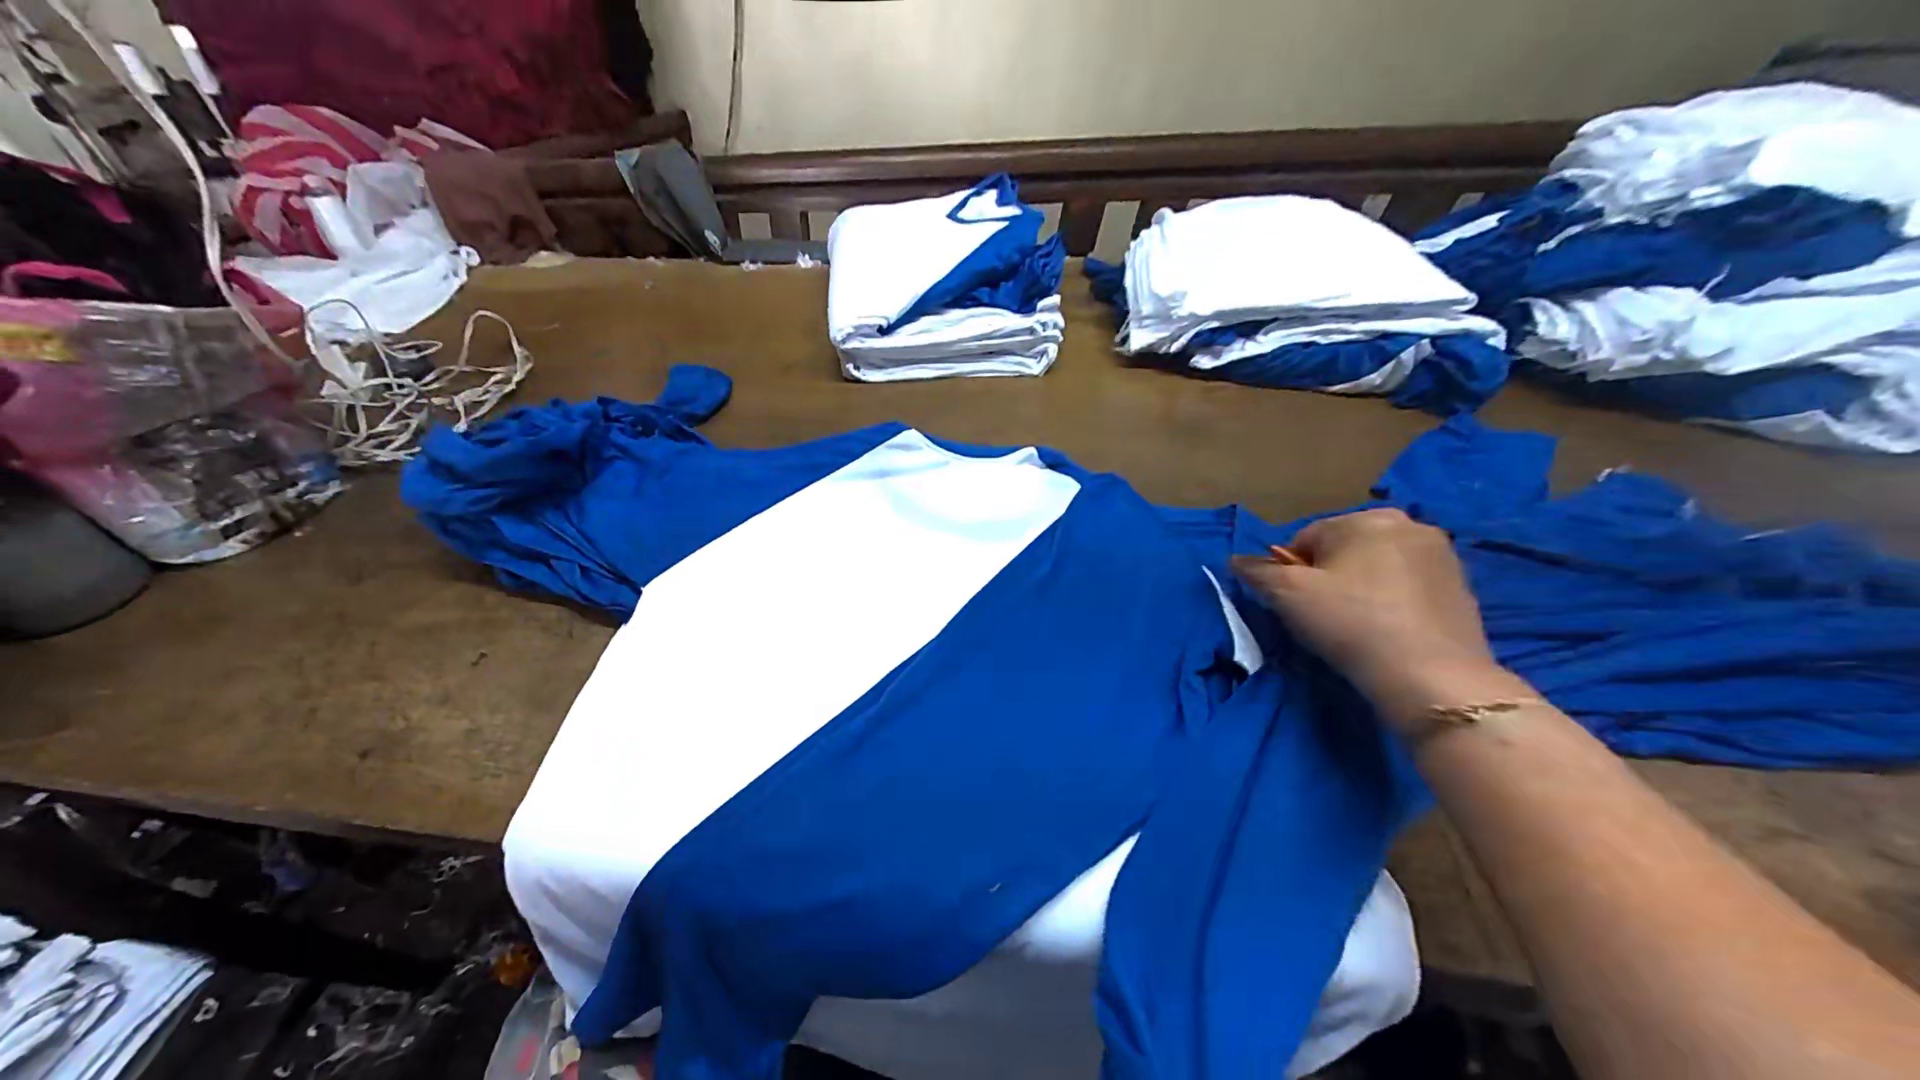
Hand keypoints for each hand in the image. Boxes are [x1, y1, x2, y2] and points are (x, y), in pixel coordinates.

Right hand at [1230, 509, 1528, 732]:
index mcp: (1365, 518)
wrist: (1429, 676)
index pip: (1304, 540)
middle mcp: (1408, 524)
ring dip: (1360, 588)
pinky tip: (1387, 632)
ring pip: (1377, 567)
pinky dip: (1392, 602)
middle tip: (1324, 618)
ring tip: (1356, 627)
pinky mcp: (1462, 586)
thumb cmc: (1349, 623)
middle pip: (1343, 550)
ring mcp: (1441, 554)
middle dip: (1328, 577)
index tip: (1295, 607)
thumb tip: (1237, 561)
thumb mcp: (1287, 595)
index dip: (1290, 574)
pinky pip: (1407, 587)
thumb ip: (1257, 571)